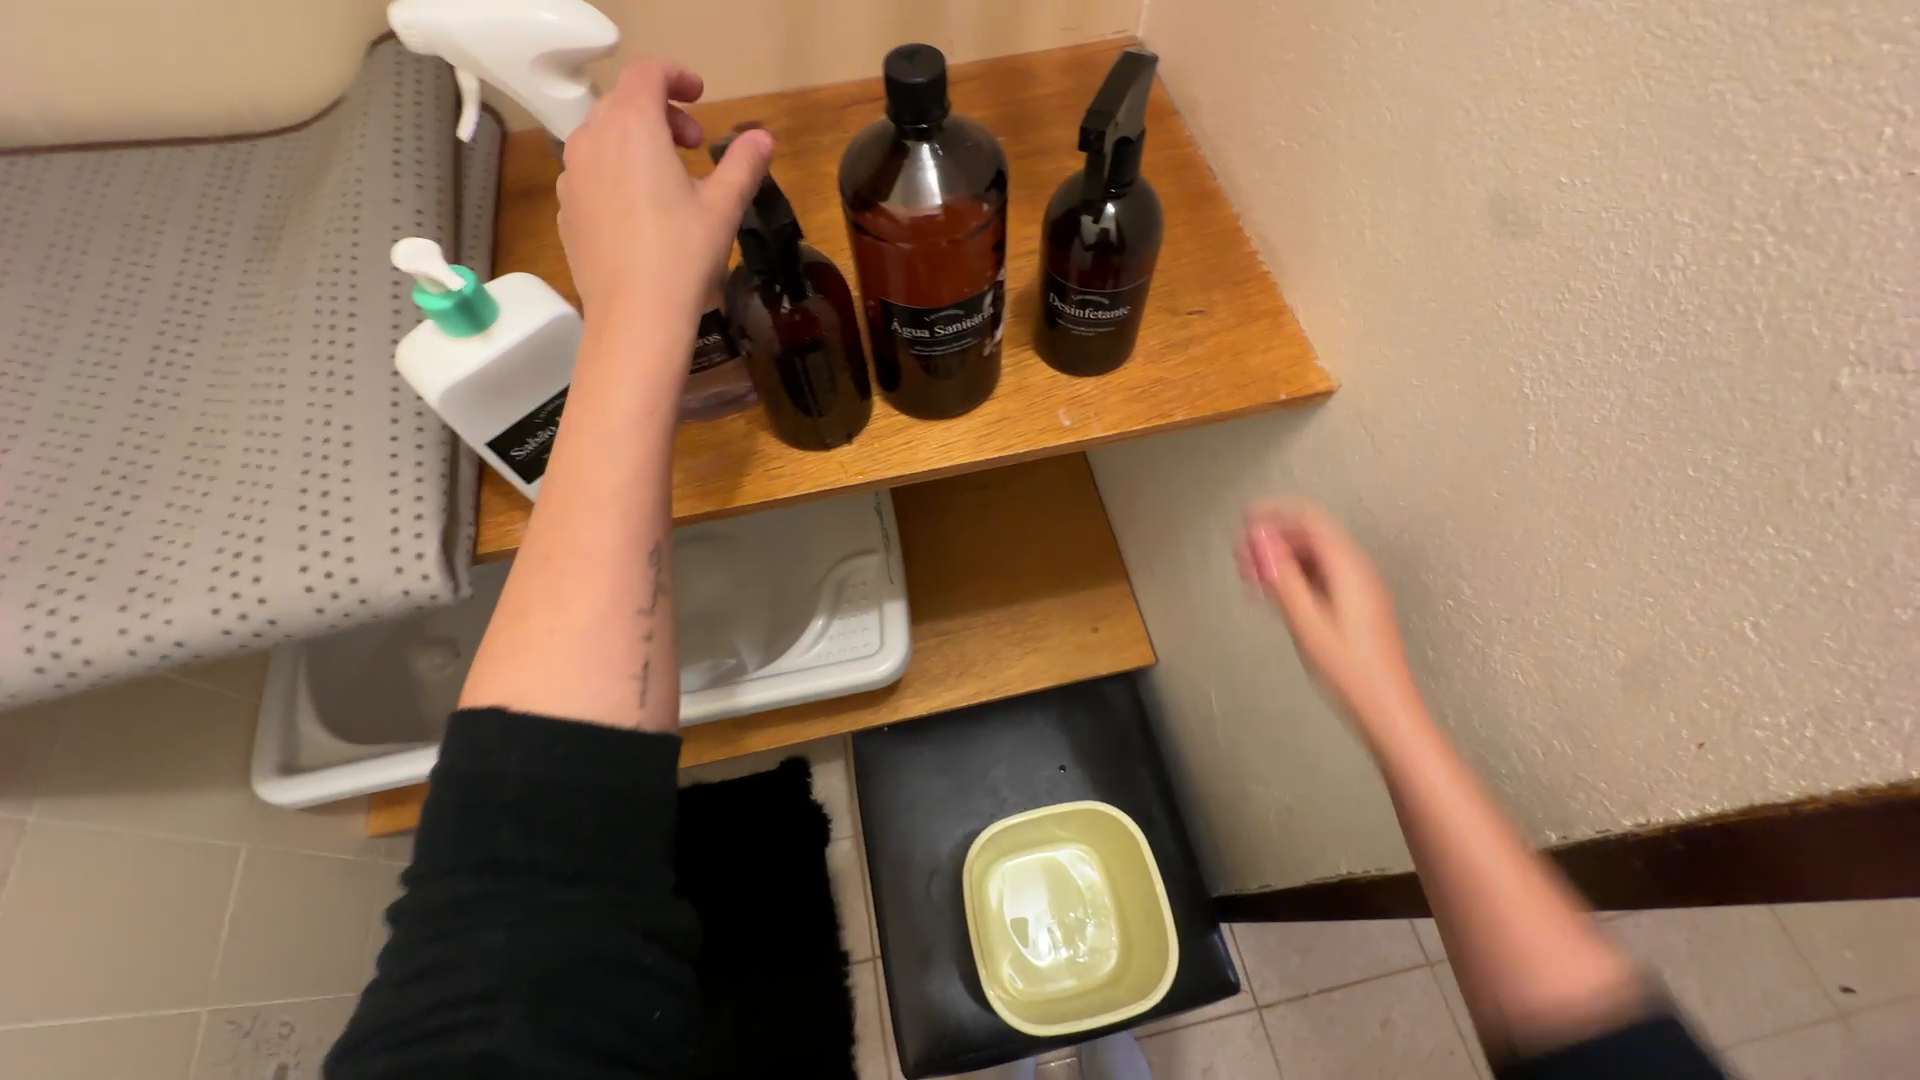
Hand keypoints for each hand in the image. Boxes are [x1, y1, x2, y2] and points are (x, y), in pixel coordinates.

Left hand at [556, 58, 772, 330]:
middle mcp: (592, 141)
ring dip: (637, 144)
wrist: (636, 316)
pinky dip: (618, 176)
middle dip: (661, 114)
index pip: (647, 74)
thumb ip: (743, 164)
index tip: (700, 95)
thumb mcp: (724, 208)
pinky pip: (592, 176)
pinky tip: (643, 214)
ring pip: (604, 140)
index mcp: (633, 127)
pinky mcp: (568, 211)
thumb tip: (762, 138)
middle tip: (695, 146)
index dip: (676, 76)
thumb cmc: (683, 256)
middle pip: (623, 104)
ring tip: (669, 180)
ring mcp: (573, 177)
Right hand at [1237, 499, 1421, 731]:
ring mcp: (1356, 589)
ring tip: (1249, 575)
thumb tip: (1262, 540)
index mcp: (1349, 569)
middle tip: (1241, 554)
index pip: (1309, 520)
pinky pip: (1318, 577)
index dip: (1275, 515)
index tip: (1246, 520)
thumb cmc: (1350, 670)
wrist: (1384, 707)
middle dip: (1273, 540)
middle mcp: (1356, 572)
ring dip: (1279, 560)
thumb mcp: (1306, 620)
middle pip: (1309, 537)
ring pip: (1311, 558)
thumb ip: (1282, 576)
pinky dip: (1291, 578)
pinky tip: (1271, 594)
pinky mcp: (1352, 606)